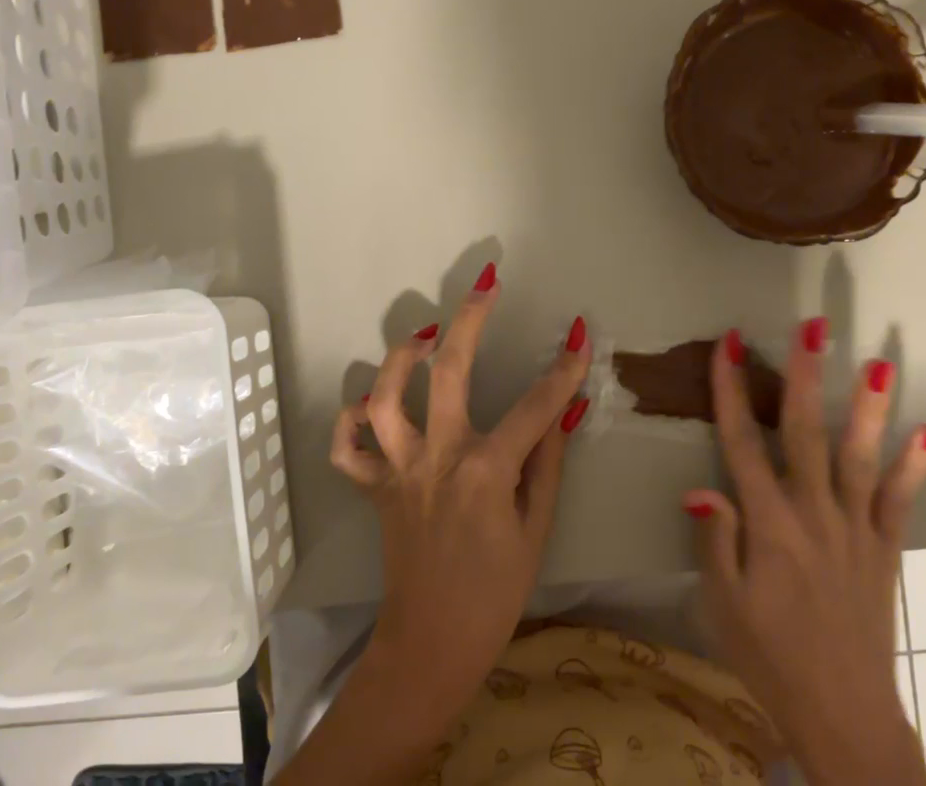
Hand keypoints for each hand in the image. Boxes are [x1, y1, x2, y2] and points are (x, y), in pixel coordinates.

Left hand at [330, 263, 592, 708]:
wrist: (432, 642)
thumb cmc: (495, 592)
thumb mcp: (536, 528)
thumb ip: (548, 461)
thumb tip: (567, 408)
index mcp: (485, 470)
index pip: (533, 405)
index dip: (561, 368)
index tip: (578, 332)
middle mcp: (436, 457)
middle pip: (446, 371)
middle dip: (469, 319)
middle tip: (486, 283)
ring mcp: (398, 470)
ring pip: (384, 397)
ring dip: (399, 358)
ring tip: (422, 336)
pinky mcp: (374, 488)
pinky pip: (347, 448)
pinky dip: (350, 420)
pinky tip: (369, 403)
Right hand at [686, 322, 925, 785]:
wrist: (842, 710)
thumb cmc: (769, 657)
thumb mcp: (722, 605)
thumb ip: (715, 543)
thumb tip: (698, 488)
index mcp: (768, 525)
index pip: (743, 444)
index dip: (733, 392)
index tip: (730, 345)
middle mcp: (815, 514)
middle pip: (807, 432)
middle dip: (806, 375)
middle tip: (813, 325)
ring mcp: (857, 529)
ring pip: (860, 456)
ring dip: (868, 406)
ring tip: (879, 361)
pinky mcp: (885, 549)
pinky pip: (902, 500)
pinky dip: (918, 465)